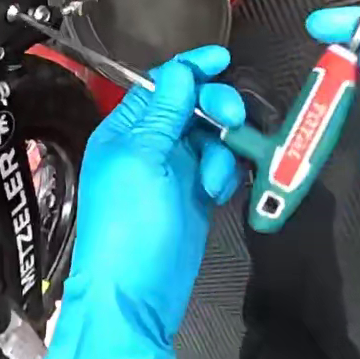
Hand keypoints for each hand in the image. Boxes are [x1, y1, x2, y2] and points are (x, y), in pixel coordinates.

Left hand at [71, 45, 246, 339]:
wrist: (135, 299)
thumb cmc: (130, 226)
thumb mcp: (143, 160)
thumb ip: (164, 113)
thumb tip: (179, 69)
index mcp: (126, 130)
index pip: (161, 85)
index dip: (191, 69)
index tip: (222, 59)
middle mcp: (148, 144)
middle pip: (190, 106)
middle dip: (214, 109)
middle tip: (233, 119)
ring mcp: (172, 170)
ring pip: (209, 137)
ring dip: (220, 150)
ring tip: (213, 180)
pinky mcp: (193, 194)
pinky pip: (217, 166)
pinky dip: (222, 173)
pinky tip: (217, 193)